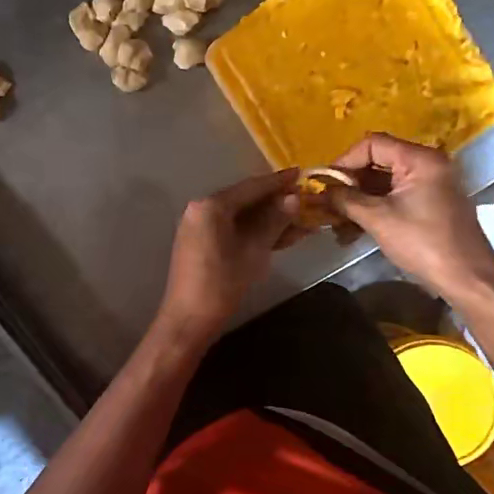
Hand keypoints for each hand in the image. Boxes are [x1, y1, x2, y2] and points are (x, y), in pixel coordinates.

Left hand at [155, 169, 299, 344]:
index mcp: (210, 206)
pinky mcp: (200, 242)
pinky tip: (279, 236)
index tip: (301, 174)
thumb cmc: (222, 284)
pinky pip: (231, 228)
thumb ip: (273, 221)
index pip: (251, 187)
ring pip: (240, 216)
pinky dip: (253, 232)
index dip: (278, 182)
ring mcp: (198, 226)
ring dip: (268, 219)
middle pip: (245, 199)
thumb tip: (293, 197)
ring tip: (299, 222)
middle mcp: (200, 209)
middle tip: (305, 200)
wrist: (189, 319)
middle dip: (276, 202)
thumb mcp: (254, 251)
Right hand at [316, 133, 493, 293]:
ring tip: (334, 221)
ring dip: (357, 199)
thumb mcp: (378, 219)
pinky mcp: (428, 203)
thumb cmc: (422, 243)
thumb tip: (321, 191)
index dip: (344, 161)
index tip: (324, 183)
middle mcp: (426, 164)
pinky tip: (350, 231)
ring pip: (383, 182)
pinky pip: (393, 197)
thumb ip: (346, 200)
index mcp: (419, 159)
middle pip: (377, 161)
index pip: (373, 144)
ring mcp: (429, 184)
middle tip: (325, 203)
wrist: (466, 277)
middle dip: (348, 183)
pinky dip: (372, 209)